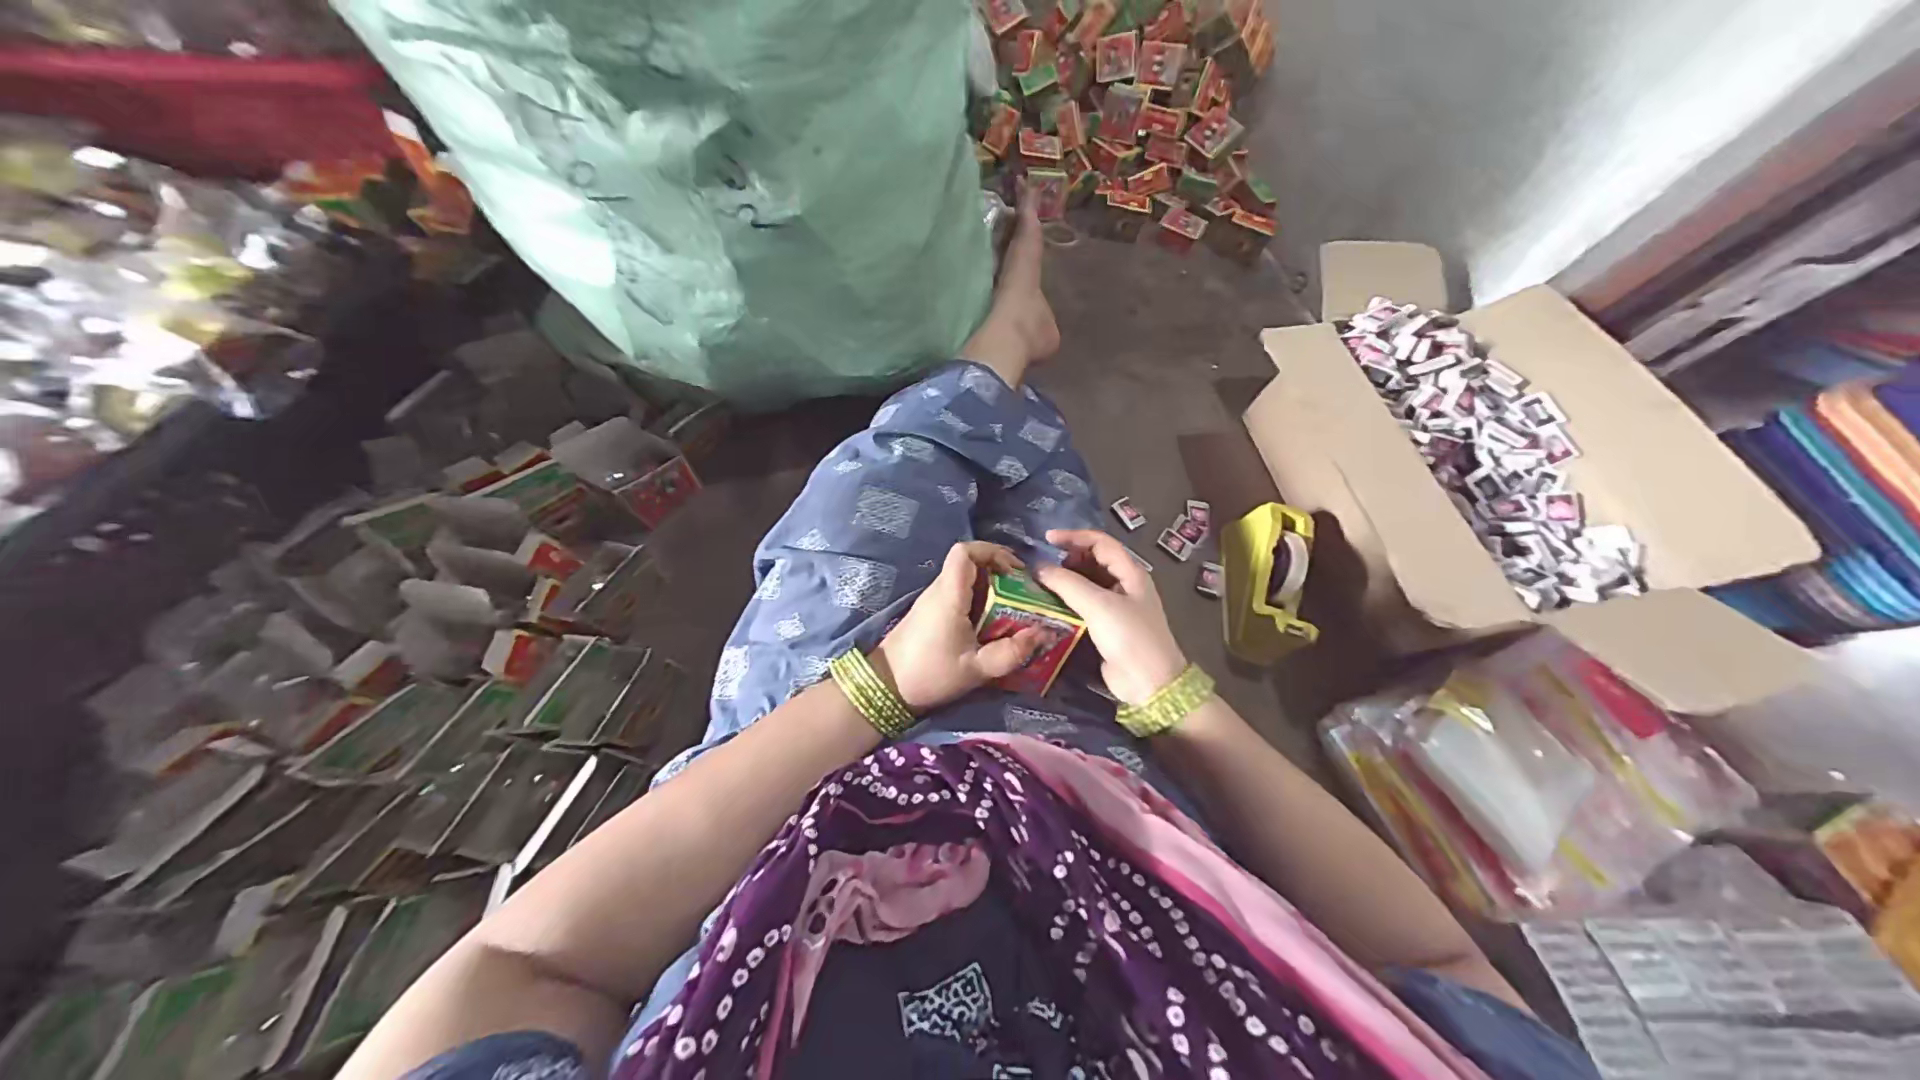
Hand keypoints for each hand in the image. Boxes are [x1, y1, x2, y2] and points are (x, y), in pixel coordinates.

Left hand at [872, 542, 1045, 713]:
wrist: (885, 688)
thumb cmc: (930, 674)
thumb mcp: (977, 669)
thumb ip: (1012, 652)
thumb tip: (1044, 634)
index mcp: (949, 595)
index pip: (965, 551)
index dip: (992, 552)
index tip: (1015, 571)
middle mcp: (939, 590)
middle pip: (968, 563)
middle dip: (999, 571)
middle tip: (1022, 591)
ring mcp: (931, 601)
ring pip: (963, 579)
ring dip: (989, 587)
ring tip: (1012, 608)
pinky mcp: (928, 614)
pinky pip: (957, 594)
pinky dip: (977, 600)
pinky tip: (990, 623)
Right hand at [1034, 529, 1188, 704]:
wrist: (1150, 683)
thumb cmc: (1129, 637)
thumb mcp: (1098, 605)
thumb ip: (1067, 584)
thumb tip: (1039, 568)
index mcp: (1131, 572)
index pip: (1100, 543)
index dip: (1074, 537)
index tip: (1047, 540)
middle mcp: (1125, 585)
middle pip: (1094, 561)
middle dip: (1068, 559)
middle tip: (1043, 567)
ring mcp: (1117, 606)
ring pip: (1088, 583)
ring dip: (1066, 581)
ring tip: (1042, 585)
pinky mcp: (1108, 626)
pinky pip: (1085, 605)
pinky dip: (1068, 601)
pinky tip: (1051, 606)